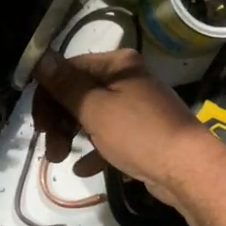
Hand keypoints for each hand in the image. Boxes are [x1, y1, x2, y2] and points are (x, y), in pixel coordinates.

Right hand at [33, 49, 225, 204]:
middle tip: (51, 148)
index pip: (68, 70)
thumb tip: (39, 56)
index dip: (48, 95)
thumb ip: (65, 85)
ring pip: (91, 117)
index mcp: (117, 65)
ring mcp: (136, 107)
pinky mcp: (141, 133)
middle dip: (58, 121)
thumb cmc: (139, 134)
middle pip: (78, 94)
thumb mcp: (95, 109)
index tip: (38, 124)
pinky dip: (94, 151)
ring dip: (71, 137)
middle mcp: (127, 80)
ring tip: (60, 159)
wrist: (187, 169)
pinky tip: (83, 168)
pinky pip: (109, 137)